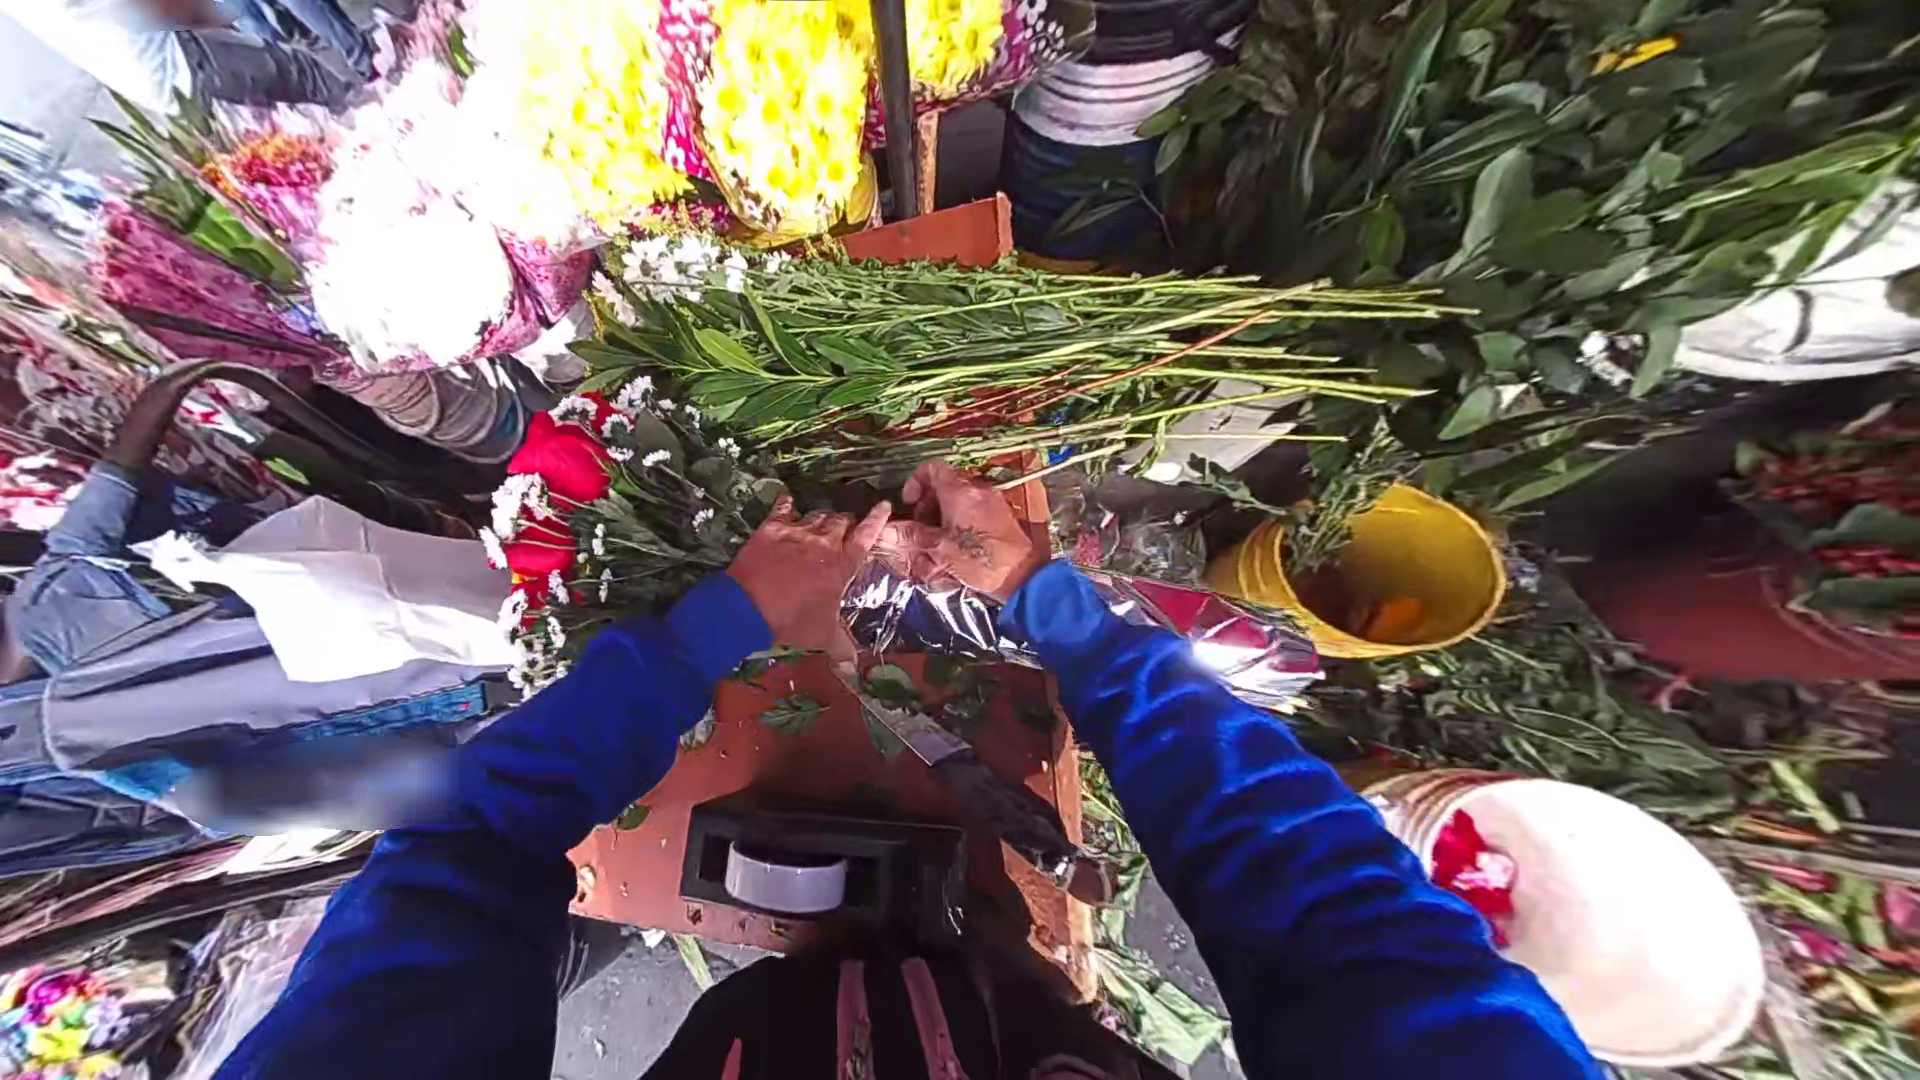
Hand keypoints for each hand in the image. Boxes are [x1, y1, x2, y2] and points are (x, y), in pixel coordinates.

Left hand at [727, 495, 890, 658]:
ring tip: (822, 522)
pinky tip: (789, 501)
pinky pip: (782, 509)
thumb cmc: (792, 621)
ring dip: (822, 518)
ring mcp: (796, 533)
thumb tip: (854, 671)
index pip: (865, 536)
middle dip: (846, 521)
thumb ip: (842, 649)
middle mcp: (823, 543)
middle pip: (841, 521)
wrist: (747, 608)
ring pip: (816, 515)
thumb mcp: (822, 636)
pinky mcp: (771, 529)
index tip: (884, 505)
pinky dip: (787, 504)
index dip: (877, 520)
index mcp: (841, 565)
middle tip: (847, 526)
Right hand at [902, 461, 1048, 600]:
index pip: (932, 468)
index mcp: (960, 491)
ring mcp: (992, 501)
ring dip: (942, 513)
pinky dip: (959, 519)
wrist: (1023, 576)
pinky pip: (973, 508)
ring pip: (959, 497)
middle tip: (920, 526)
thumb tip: (883, 531)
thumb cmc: (981, 560)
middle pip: (945, 484)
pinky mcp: (1001, 515)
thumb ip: (911, 536)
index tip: (910, 503)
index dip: (915, 481)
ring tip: (936, 538)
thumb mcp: (940, 549)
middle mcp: (977, 490)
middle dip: (927, 502)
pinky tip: (956, 543)